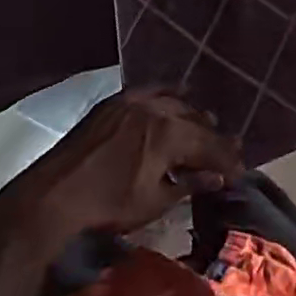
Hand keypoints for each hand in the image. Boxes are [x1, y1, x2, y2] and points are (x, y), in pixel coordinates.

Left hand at [0, 89, 243, 243]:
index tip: (240, 170)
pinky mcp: (116, 100)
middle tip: (227, 152)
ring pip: (175, 102)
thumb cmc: (107, 204)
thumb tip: (217, 177)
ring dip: (192, 116)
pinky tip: (176, 96)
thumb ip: (188, 184)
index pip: (209, 144)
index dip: (227, 158)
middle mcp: (156, 107)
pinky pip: (151, 90)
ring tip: (206, 125)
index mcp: (169, 133)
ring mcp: (134, 100)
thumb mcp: (153, 201)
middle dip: (212, 137)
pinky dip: (167, 95)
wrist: (55, 193)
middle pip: (195, 120)